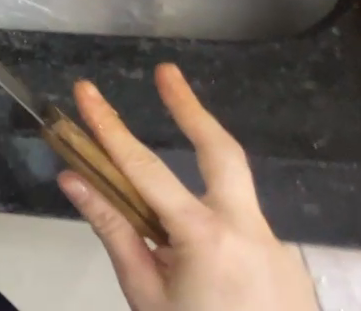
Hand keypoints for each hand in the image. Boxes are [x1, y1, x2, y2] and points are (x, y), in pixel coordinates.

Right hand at [60, 64, 317, 310]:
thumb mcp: (144, 293)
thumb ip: (113, 230)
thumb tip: (72, 178)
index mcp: (206, 236)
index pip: (143, 165)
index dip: (109, 124)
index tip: (85, 90)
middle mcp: (250, 232)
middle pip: (223, 154)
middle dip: (192, 109)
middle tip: (168, 72)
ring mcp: (277, 250)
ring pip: (230, 196)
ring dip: (195, 179)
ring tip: (157, 215)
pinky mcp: (288, 270)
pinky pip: (239, 229)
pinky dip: (209, 222)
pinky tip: (194, 258)